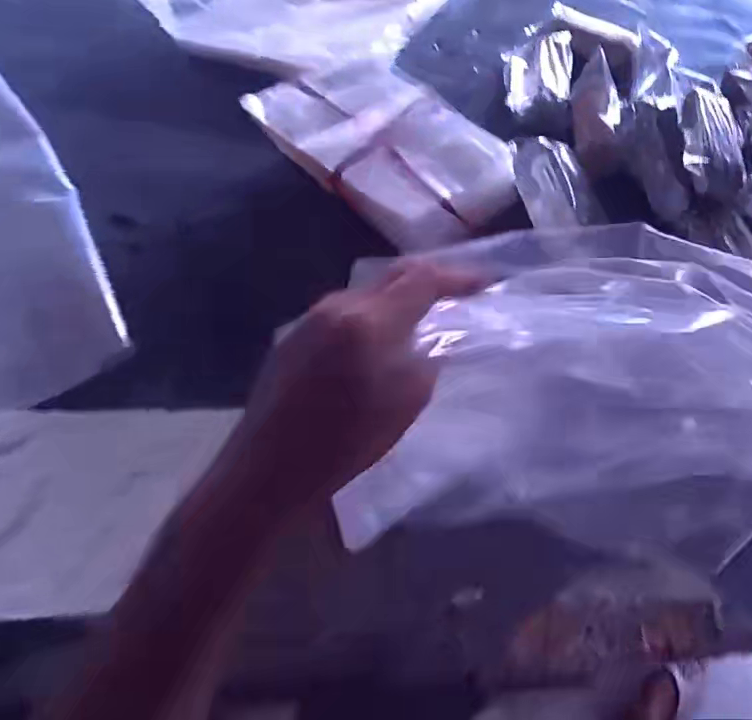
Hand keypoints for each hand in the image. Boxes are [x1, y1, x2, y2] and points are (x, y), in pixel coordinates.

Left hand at [227, 260, 482, 512]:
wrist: (264, 477)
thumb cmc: (348, 439)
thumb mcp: (411, 395)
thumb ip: (429, 353)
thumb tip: (435, 337)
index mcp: (371, 319)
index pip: (425, 277)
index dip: (461, 276)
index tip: (487, 284)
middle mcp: (338, 308)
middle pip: (396, 275)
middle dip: (433, 279)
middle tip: (461, 292)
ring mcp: (310, 320)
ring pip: (371, 292)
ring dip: (401, 297)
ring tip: (424, 316)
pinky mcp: (293, 339)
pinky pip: (347, 311)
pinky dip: (375, 314)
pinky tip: (382, 339)